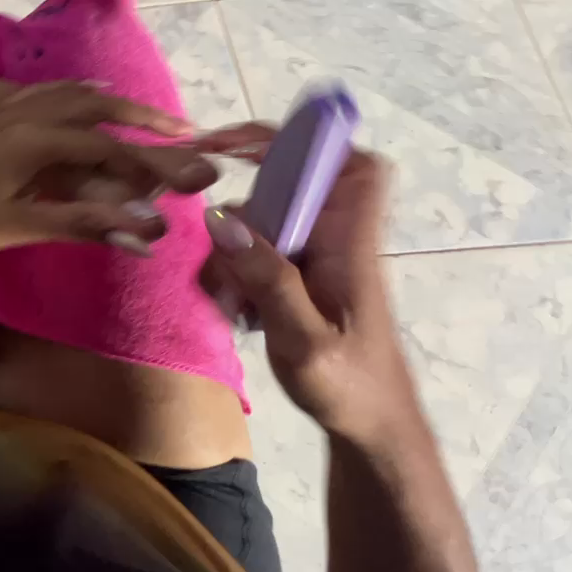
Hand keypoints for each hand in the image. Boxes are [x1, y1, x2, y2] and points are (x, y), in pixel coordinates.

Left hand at [0, 87, 217, 256]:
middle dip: (140, 118)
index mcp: (31, 140)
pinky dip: (72, 92)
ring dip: (110, 102)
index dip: (146, 164)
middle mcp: (22, 116)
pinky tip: (82, 92)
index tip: (184, 178)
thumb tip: (145, 233)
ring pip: (68, 95)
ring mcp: (4, 113)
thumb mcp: (21, 225)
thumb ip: (82, 224)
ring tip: (145, 114)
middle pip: (93, 107)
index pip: (103, 146)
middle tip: (184, 131)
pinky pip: (43, 93)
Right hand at [196, 123, 422, 445]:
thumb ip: (267, 279)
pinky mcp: (295, 277)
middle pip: (296, 180)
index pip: (356, 168)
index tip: (250, 140)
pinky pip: (254, 248)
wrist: (373, 431)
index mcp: (351, 246)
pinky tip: (224, 301)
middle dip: (248, 174)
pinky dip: (229, 264)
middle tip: (198, 181)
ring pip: (265, 217)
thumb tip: (221, 215)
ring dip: (230, 237)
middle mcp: (335, 241)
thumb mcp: (303, 340)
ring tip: (218, 286)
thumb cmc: (350, 389)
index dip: (311, 140)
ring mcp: (314, 259)